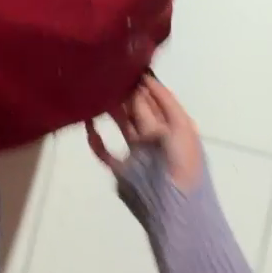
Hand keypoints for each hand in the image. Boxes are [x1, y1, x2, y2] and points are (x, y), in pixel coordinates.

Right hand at [87, 76, 203, 191]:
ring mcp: (137, 153)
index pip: (156, 100)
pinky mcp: (121, 168)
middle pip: (138, 110)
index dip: (144, 84)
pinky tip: (88, 123)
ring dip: (110, 110)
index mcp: (172, 127)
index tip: (127, 68)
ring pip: (122, 125)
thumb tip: (145, 79)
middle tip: (110, 75)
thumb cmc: (183, 162)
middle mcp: (155, 137)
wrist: (174, 204)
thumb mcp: (182, 126)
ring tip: (97, 92)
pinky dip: (94, 138)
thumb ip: (164, 101)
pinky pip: (104, 151)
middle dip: (126, 93)